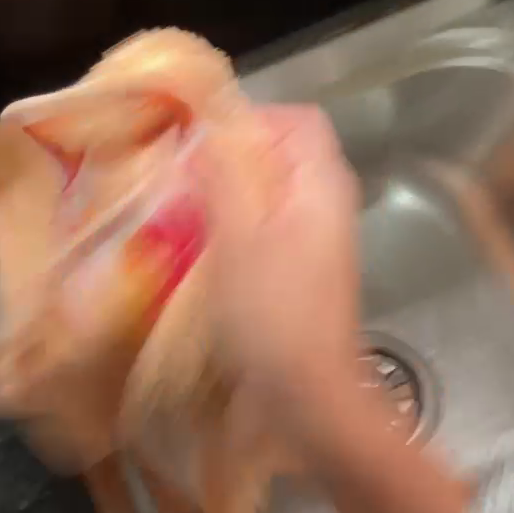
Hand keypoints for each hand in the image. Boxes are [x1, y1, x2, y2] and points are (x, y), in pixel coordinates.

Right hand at [207, 104, 364, 423]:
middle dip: (231, 159)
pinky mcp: (303, 270)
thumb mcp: (238, 236)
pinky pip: (268, 228)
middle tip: (185, 179)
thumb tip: (208, 131)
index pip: (298, 120)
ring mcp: (318, 240)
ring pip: (271, 193)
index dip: (250, 119)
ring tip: (188, 212)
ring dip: (229, 195)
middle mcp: (328, 204)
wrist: (309, 393)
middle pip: (282, 155)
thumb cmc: (274, 313)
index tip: (203, 141)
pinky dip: (237, 227)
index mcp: (322, 184)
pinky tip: (207, 249)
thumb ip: (224, 174)